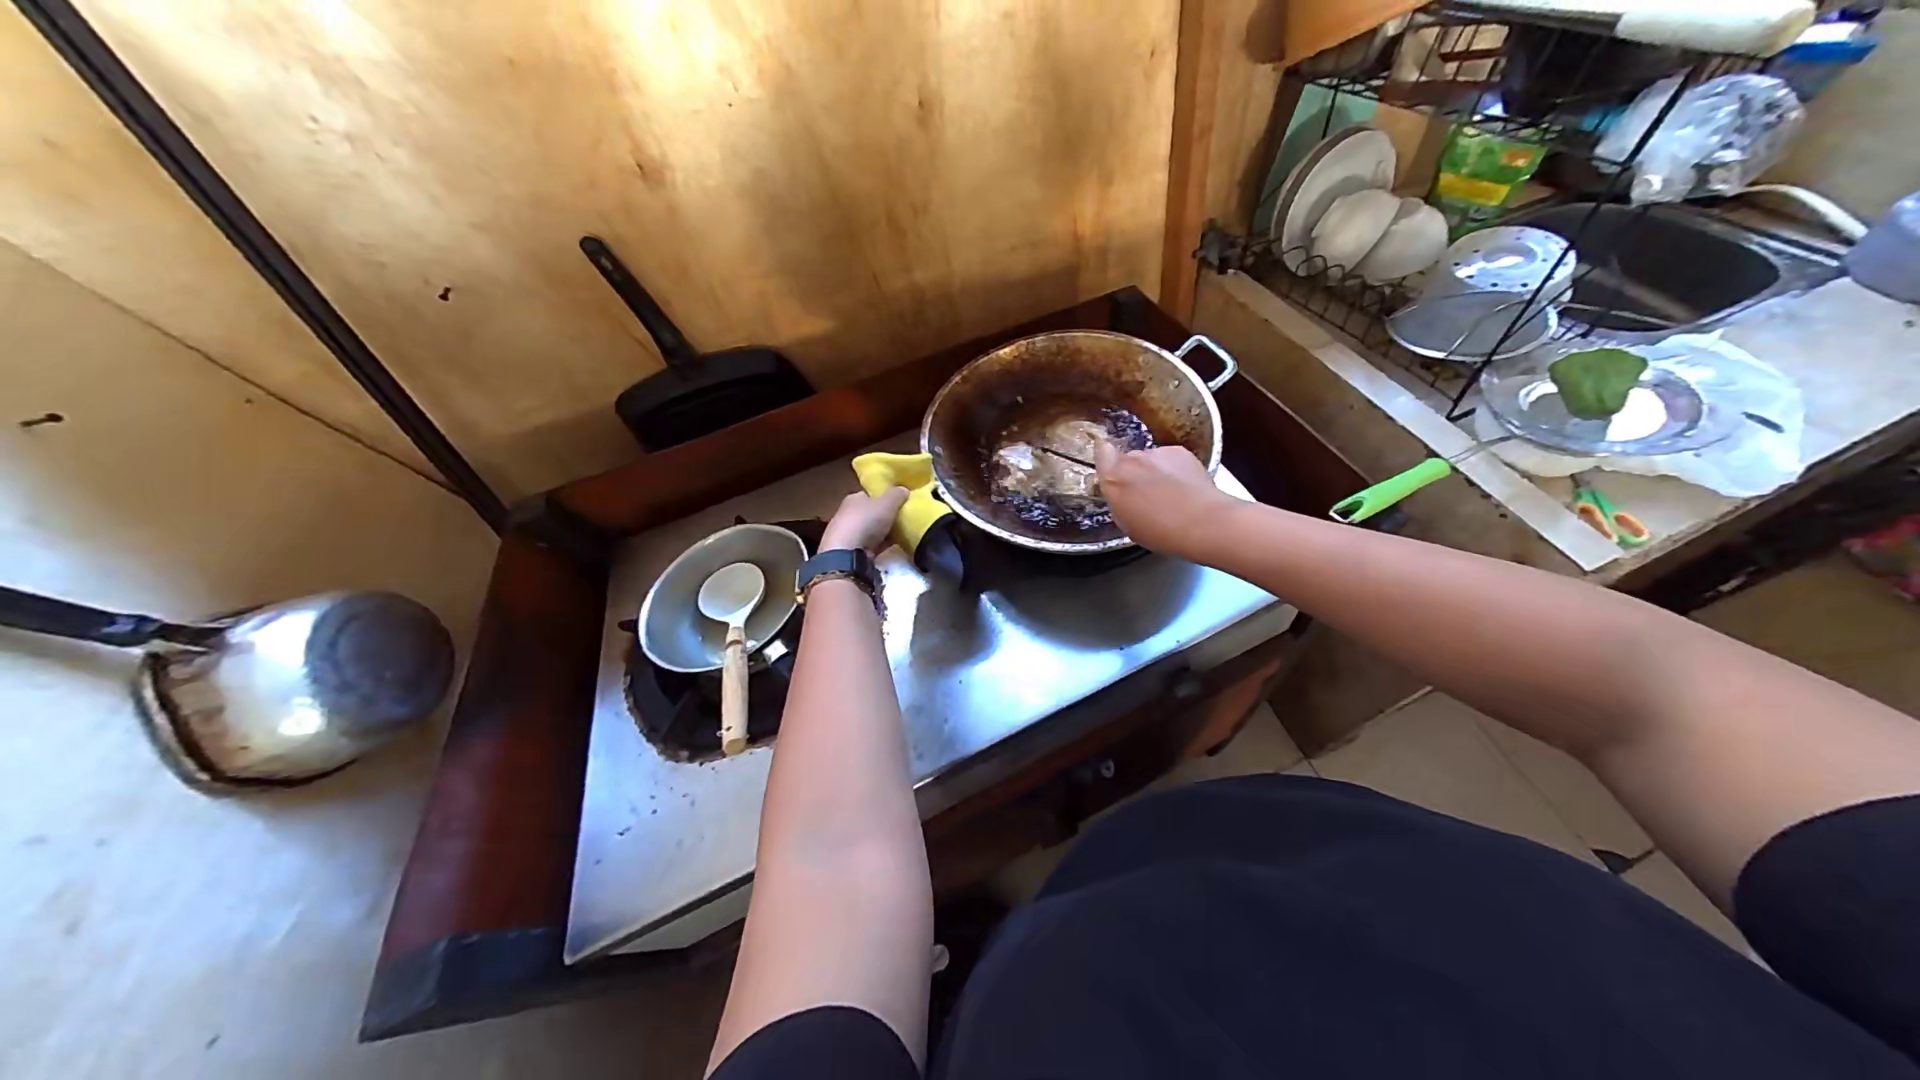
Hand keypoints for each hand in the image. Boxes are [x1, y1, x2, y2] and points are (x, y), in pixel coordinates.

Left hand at [820, 486, 909, 553]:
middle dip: (884, 516)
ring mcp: (848, 534)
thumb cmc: (866, 521)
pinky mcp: (850, 551)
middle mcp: (848, 513)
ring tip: (901, 535)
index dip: (884, 497)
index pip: (870, 495)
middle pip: (870, 513)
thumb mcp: (887, 503)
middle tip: (902, 519)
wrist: (847, 552)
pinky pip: (870, 545)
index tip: (898, 502)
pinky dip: (880, 545)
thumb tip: (904, 489)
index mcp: (853, 498)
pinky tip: (892, 547)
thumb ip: (897, 495)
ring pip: (870, 530)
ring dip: (883, 532)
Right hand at [1095, 444, 1237, 556]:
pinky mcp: (1179, 451)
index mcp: (1113, 479)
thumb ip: (1119, 504)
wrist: (1202, 522)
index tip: (1111, 470)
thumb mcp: (1127, 525)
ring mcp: (1156, 453)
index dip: (1106, 459)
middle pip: (1127, 460)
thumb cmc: (1161, 531)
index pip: (1101, 453)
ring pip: (1149, 460)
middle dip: (1133, 473)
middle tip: (1144, 494)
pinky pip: (1170, 458)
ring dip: (1154, 472)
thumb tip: (1122, 498)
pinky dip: (1174, 469)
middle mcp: (1132, 460)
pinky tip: (1183, 488)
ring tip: (1169, 494)